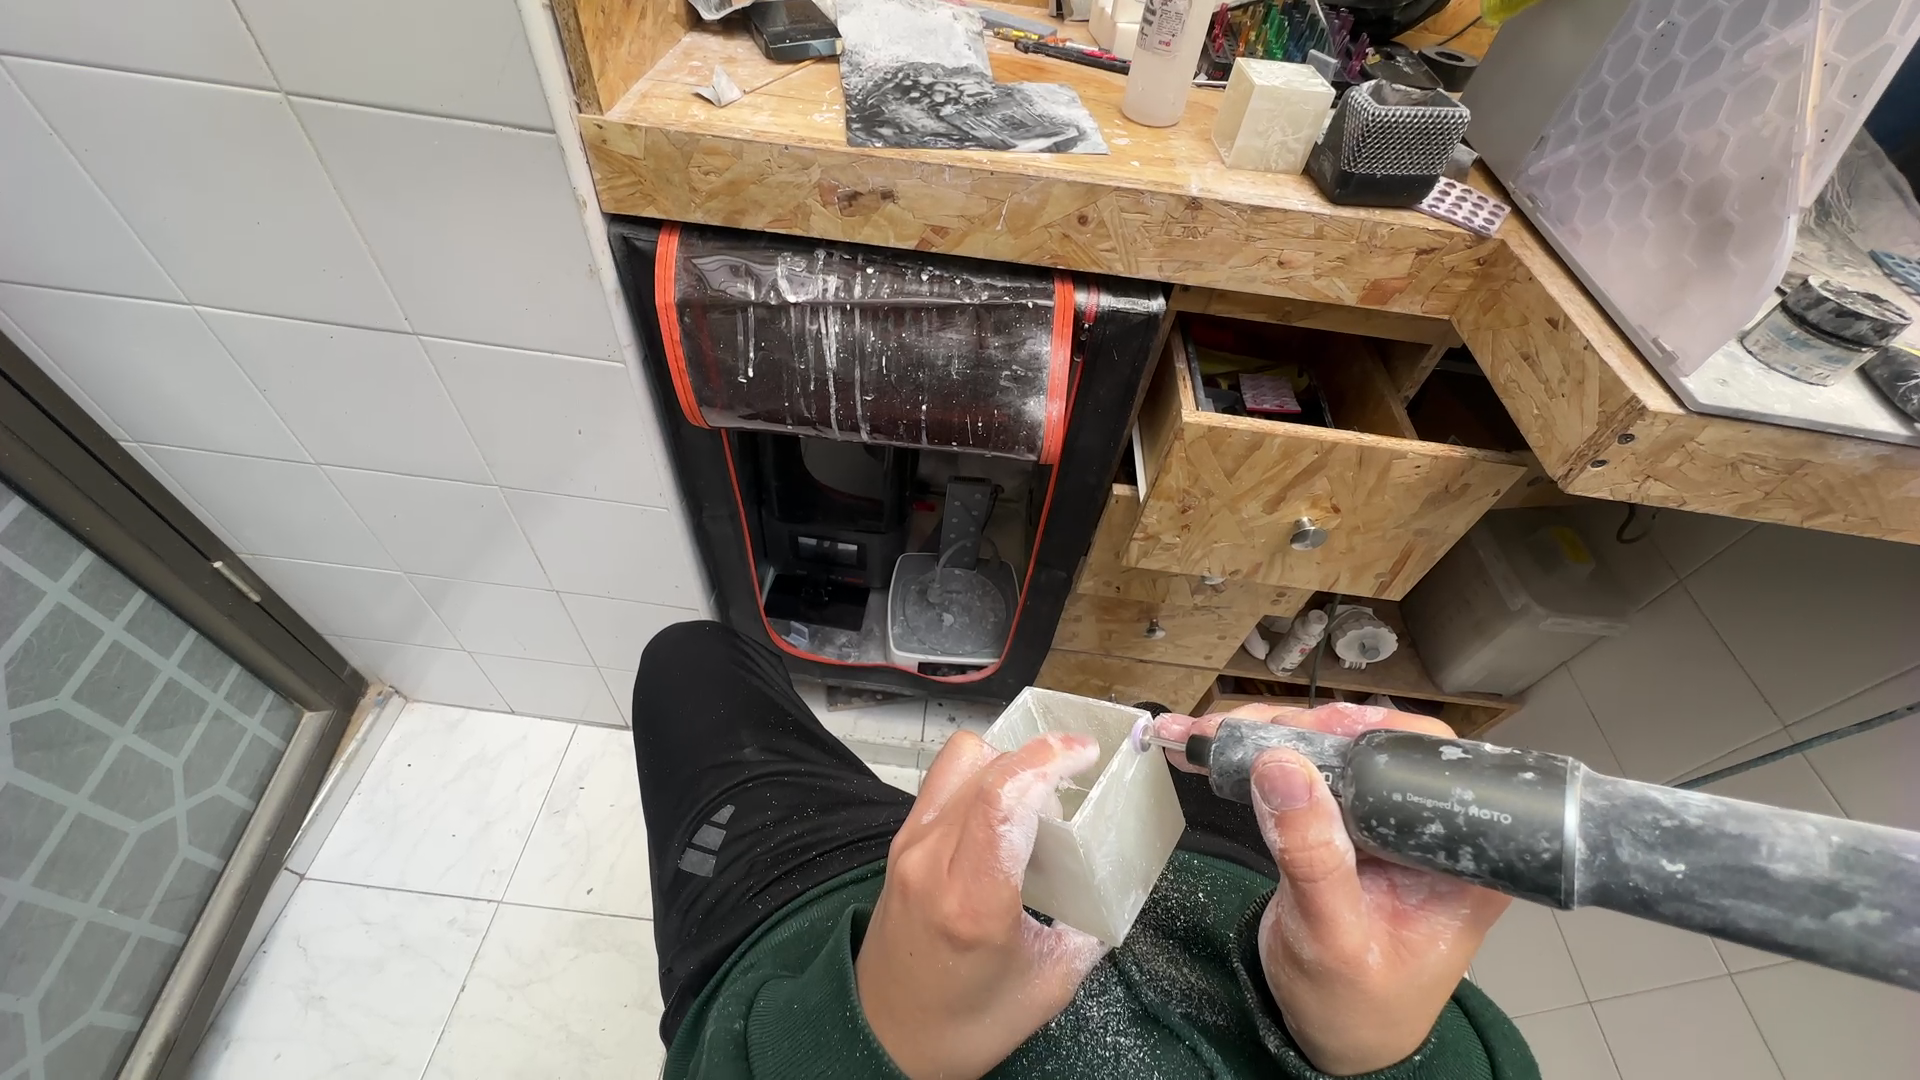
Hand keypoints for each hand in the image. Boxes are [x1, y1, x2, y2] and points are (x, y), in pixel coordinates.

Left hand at [855, 731, 1107, 1079]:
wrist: (884, 1036)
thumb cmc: (966, 1023)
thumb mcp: (1048, 984)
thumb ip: (1086, 924)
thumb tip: (1110, 872)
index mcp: (973, 899)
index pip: (1003, 795)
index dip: (1048, 757)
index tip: (1086, 752)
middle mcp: (932, 858)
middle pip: (987, 766)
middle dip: (1039, 757)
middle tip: (1071, 781)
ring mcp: (909, 842)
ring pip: (961, 759)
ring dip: (1007, 760)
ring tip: (1035, 795)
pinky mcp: (900, 838)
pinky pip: (944, 777)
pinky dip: (981, 772)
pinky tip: (1002, 807)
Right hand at [1158, 703, 1509, 1075]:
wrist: (1331, 1034)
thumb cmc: (1352, 1005)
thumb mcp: (1332, 938)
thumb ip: (1312, 857)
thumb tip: (1281, 766)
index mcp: (1455, 855)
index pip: (1425, 762)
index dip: (1363, 734)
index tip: (1299, 733)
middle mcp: (1420, 827)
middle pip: (1363, 744)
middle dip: (1291, 728)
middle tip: (1231, 731)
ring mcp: (1376, 821)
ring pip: (1322, 750)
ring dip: (1259, 735)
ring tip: (1205, 734)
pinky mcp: (1338, 821)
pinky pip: (1296, 772)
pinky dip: (1249, 757)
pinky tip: (1208, 747)